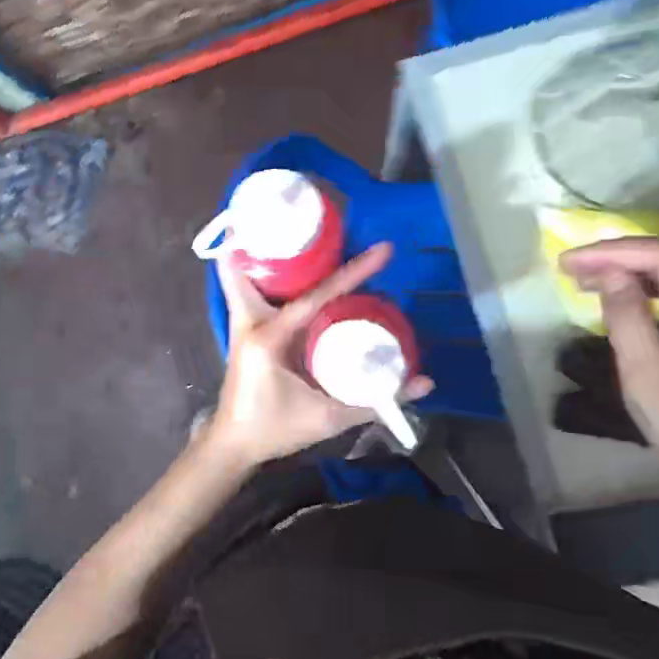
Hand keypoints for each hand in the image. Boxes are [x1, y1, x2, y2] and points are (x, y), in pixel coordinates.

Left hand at [199, 242, 433, 466]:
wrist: (235, 445)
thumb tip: (424, 382)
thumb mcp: (328, 418)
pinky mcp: (245, 333)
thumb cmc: (276, 429)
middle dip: (264, 241)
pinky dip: (259, 276)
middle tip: (293, 213)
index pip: (315, 296)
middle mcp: (249, 323)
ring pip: (241, 277)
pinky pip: (246, 293)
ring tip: (289, 230)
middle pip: (246, 268)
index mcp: (269, 338)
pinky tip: (288, 270)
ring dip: (257, 254)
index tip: (383, 250)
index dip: (353, 273)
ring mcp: (242, 326)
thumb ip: (375, 401)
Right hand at [560, 237, 658, 511]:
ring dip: (639, 268)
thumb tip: (610, 274)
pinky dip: (658, 286)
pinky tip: (628, 292)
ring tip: (590, 277)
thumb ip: (628, 319)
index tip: (570, 261)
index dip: (618, 252)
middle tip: (575, 267)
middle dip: (626, 256)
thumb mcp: (648, 380)